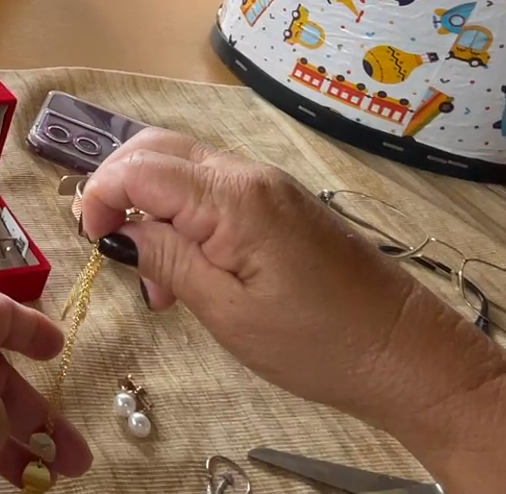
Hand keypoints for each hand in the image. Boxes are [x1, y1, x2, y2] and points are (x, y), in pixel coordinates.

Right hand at [78, 128, 505, 437]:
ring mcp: (264, 182)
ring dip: (146, 197)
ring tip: (148, 263)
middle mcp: (246, 174)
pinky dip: (177, 206)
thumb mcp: (228, 313)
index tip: (90, 234)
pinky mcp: (276, 198)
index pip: (141, 168)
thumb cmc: (320, 346)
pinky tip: (182, 256)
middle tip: (105, 234)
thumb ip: (166, 259)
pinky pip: (207, 183)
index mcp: (234, 199)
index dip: (102, 192)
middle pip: (155, 147)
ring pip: (178, 161)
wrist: (414, 358)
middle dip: (117, 181)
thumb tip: (119, 230)